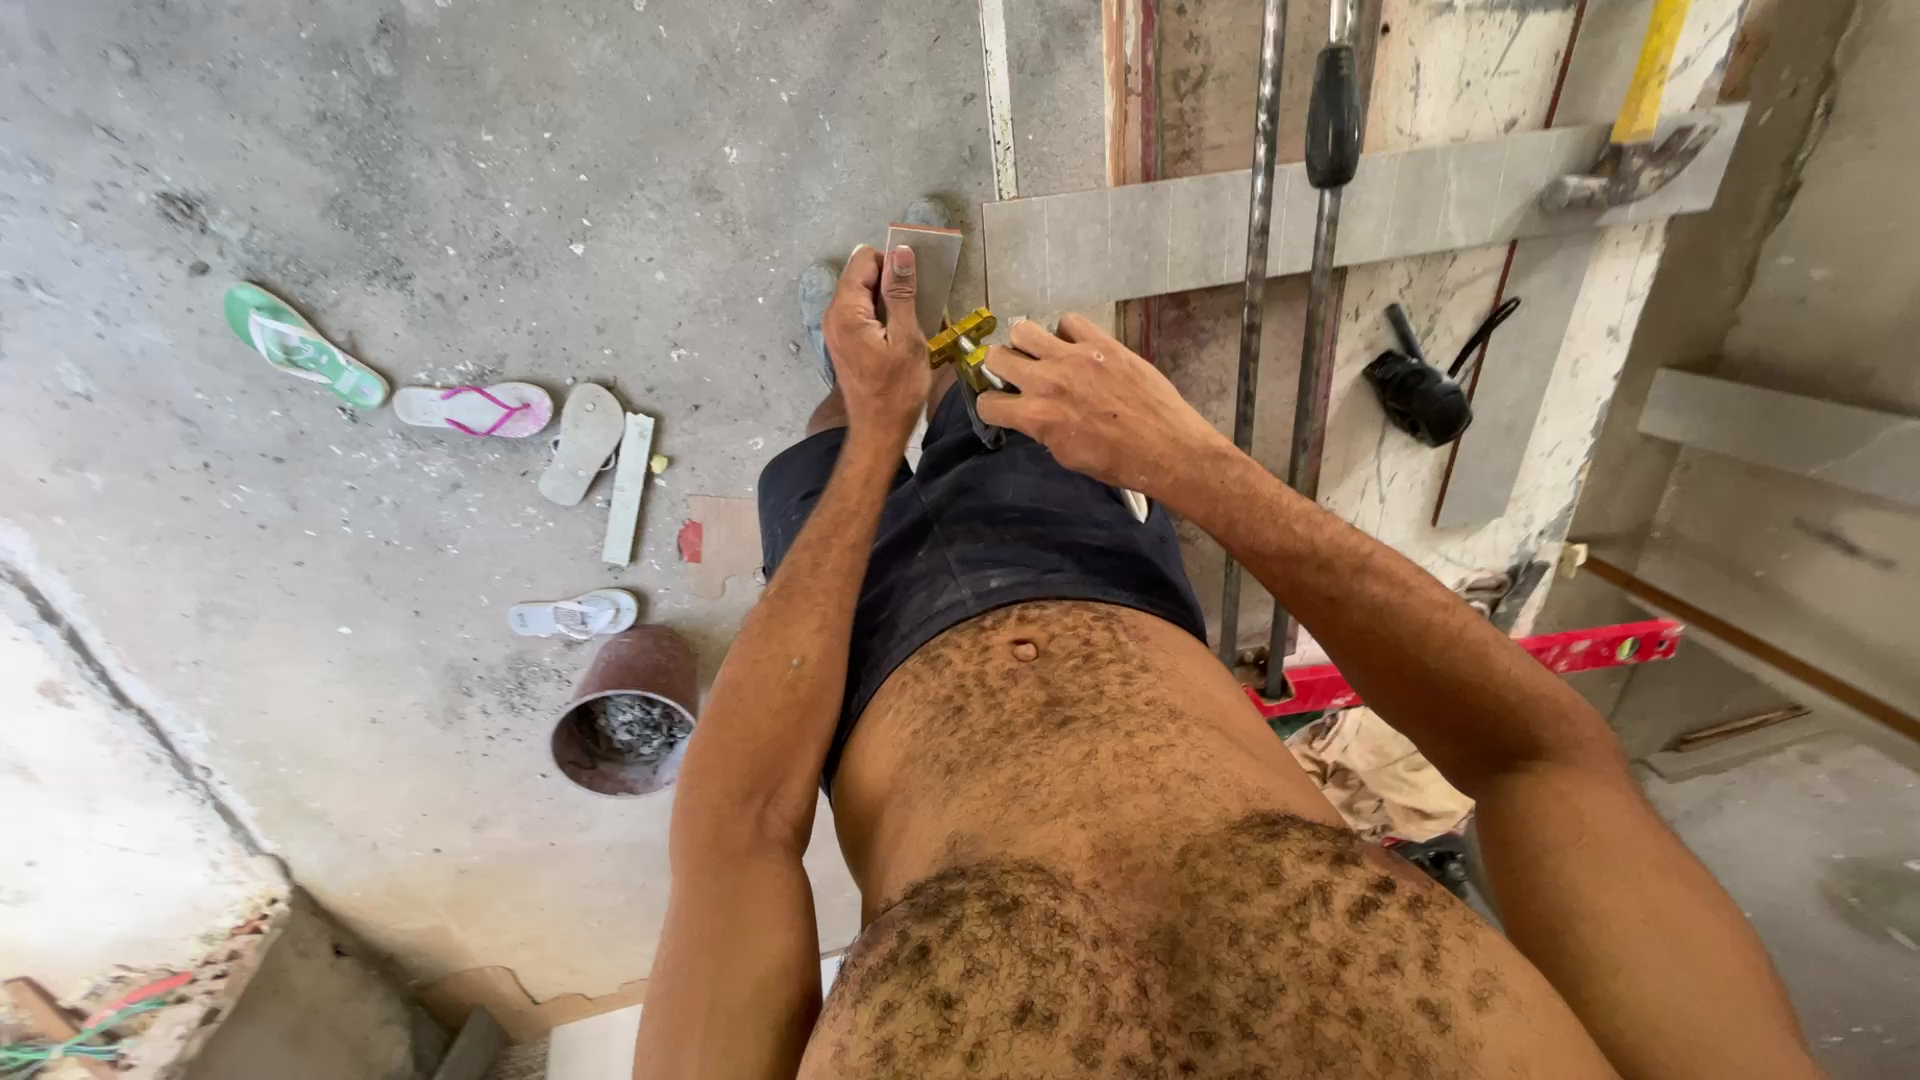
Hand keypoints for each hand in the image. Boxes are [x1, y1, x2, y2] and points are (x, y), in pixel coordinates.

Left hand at [823, 245, 931, 440]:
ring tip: (910, 325)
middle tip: (915, 308)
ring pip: (864, 295)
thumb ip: (901, 293)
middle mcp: (833, 315)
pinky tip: (900, 335)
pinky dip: (883, 316)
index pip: (864, 260)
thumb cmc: (897, 390)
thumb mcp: (906, 338)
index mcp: (845, 311)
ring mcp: (836, 330)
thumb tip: (901, 253)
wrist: (879, 430)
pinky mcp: (844, 342)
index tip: (914, 287)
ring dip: (890, 301)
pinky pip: (863, 314)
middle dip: (890, 283)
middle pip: (862, 276)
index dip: (891, 265)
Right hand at [975, 314, 1232, 496]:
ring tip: (1041, 355)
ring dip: (1025, 343)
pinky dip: (1065, 332)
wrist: (1166, 447)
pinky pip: (1069, 321)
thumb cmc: (1117, 462)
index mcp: (1037, 417)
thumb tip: (1033, 414)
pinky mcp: (1101, 343)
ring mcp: (1074, 357)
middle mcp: (1048, 382)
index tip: (1002, 408)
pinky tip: (1075, 347)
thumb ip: (1042, 429)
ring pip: (1024, 330)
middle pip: (997, 357)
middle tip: (1014, 375)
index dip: (993, 407)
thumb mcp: (1067, 456)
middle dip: (999, 368)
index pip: (989, 403)